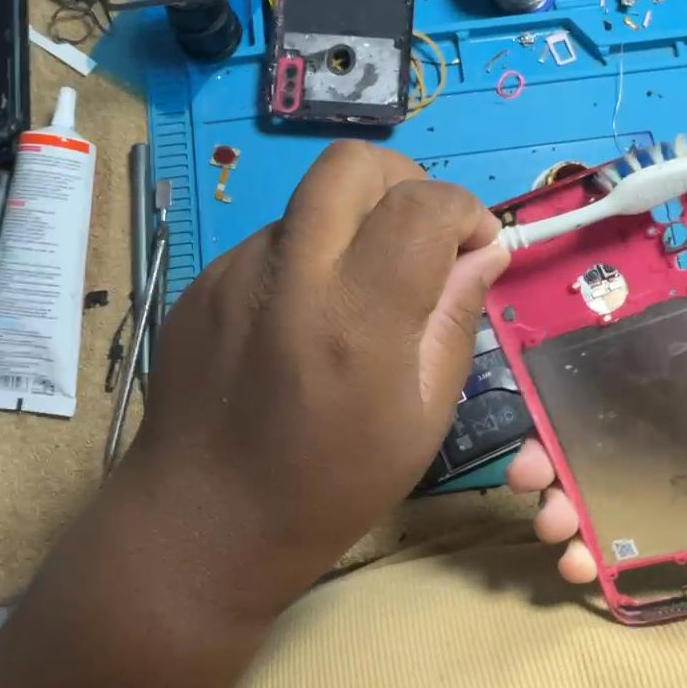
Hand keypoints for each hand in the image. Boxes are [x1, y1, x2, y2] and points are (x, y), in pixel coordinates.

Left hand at [125, 141, 509, 608]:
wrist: (201, 524)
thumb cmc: (329, 489)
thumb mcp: (420, 420)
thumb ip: (454, 321)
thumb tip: (484, 252)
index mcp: (356, 318)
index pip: (422, 205)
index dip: (465, 211)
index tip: (475, 248)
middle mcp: (290, 275)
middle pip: (352, 163)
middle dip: (403, 183)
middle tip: (418, 242)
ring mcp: (234, 273)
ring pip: (310, 202)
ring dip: (351, 226)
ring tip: (355, 296)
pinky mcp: (202, 284)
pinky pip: (272, 242)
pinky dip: (307, 259)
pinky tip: (302, 323)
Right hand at [507, 319, 686, 624]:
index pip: (645, 386)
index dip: (586, 387)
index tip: (542, 396)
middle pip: (605, 446)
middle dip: (552, 457)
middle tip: (527, 479)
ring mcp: (686, 509)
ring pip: (607, 501)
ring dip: (565, 510)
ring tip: (554, 534)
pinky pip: (635, 558)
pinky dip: (600, 563)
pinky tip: (582, 573)